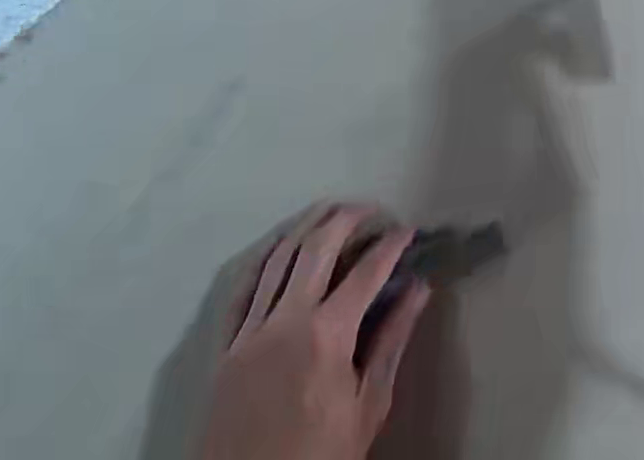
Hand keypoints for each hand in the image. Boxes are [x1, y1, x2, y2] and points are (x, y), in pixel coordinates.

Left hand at [200, 204, 429, 459]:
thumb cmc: (319, 458)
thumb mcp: (368, 407)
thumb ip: (392, 341)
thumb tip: (419, 289)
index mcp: (326, 336)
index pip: (366, 272)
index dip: (391, 246)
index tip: (408, 231)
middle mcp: (285, 322)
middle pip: (317, 248)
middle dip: (346, 219)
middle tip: (371, 209)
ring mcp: (249, 332)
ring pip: (277, 259)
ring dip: (305, 227)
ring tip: (329, 210)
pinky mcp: (225, 349)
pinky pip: (241, 291)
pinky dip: (263, 260)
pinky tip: (279, 246)